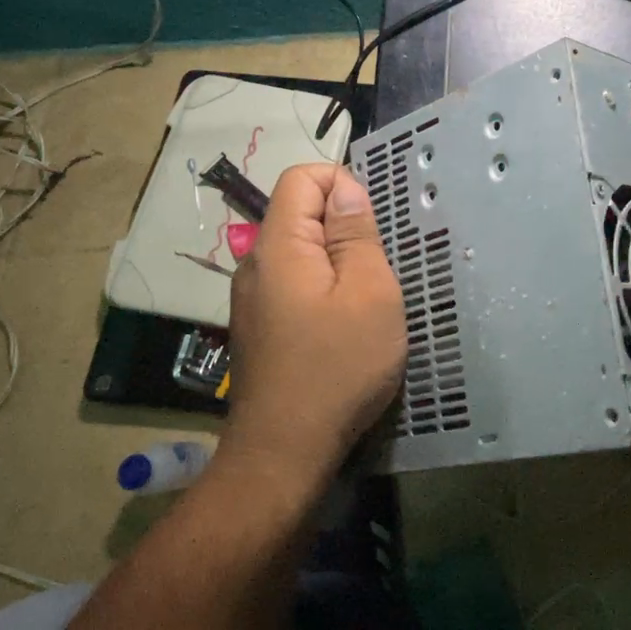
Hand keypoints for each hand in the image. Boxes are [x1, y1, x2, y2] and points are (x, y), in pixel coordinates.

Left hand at [223, 164, 404, 470]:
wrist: (283, 453)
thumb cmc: (337, 367)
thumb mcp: (369, 292)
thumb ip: (356, 233)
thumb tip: (346, 187)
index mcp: (279, 246)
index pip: (301, 177)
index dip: (341, 183)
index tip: (372, 226)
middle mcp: (255, 264)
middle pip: (298, 212)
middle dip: (343, 226)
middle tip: (378, 268)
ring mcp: (252, 299)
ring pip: (299, 251)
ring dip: (336, 261)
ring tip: (366, 299)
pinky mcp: (259, 327)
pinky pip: (294, 283)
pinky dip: (322, 288)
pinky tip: (342, 326)